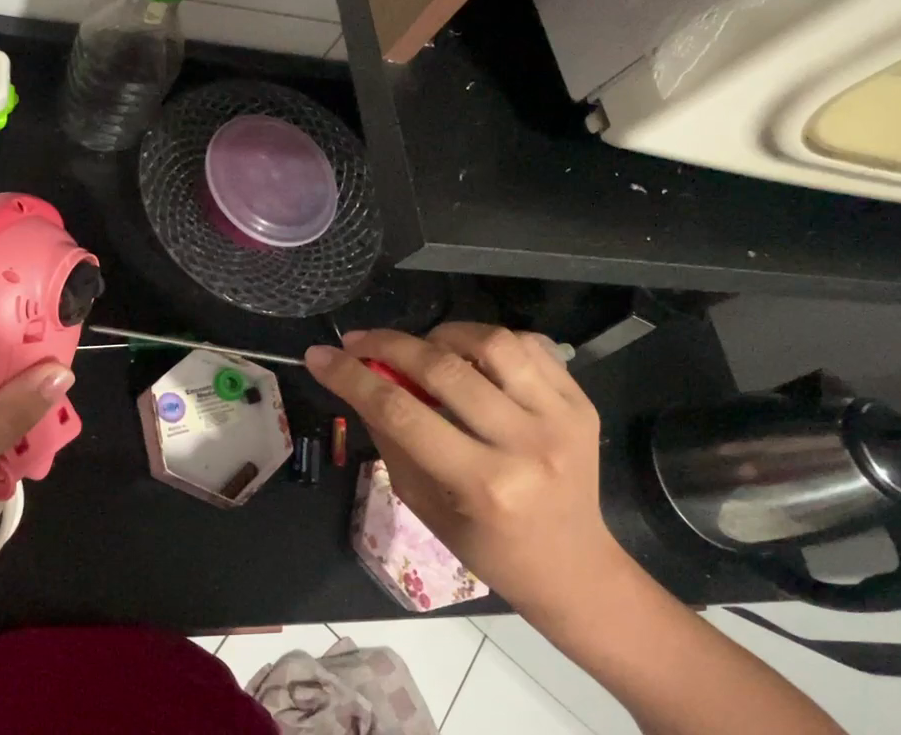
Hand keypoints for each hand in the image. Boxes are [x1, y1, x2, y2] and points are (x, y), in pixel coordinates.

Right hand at [304, 323, 625, 613]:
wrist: (573, 565)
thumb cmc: (487, 546)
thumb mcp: (423, 503)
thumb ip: (391, 437)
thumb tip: (357, 380)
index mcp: (483, 484)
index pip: (402, 412)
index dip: (351, 377)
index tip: (319, 357)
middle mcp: (526, 445)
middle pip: (443, 369)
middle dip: (387, 345)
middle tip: (357, 342)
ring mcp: (561, 419)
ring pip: (491, 343)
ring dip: (440, 334)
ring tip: (419, 347)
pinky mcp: (581, 402)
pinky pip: (528, 346)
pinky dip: (485, 340)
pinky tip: (465, 354)